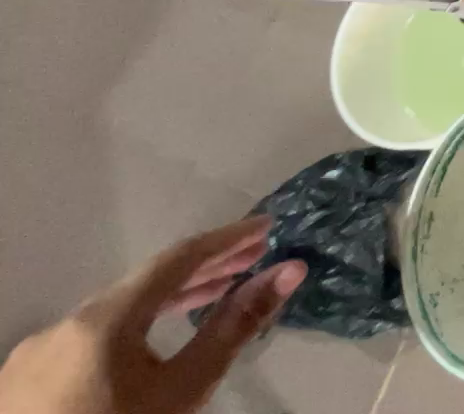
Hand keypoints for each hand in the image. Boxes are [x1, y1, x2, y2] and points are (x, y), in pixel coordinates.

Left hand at [0, 217, 305, 413]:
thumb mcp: (188, 384)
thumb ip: (237, 324)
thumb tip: (292, 268)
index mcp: (101, 320)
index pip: (176, 259)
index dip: (227, 238)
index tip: (268, 226)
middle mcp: (60, 327)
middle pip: (146, 281)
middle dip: (206, 266)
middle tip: (256, 254)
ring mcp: (33, 356)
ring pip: (118, 308)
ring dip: (174, 294)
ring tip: (221, 288)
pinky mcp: (23, 382)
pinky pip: (93, 333)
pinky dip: (139, 319)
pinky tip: (159, 330)